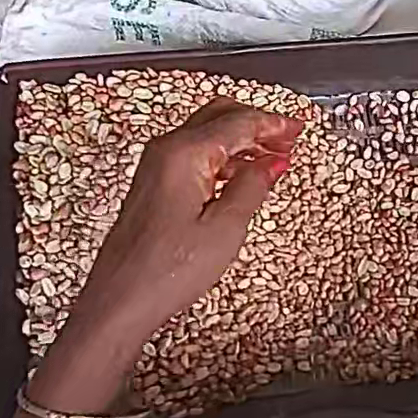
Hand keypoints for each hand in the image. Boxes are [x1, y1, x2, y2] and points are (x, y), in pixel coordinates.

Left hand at [71, 97, 303, 345]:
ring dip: (242, 139)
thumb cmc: (167, 271)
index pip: (239, 123)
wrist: (120, 300)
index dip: (273, 124)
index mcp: (185, 154)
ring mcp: (156, 167)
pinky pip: (195, 155)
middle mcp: (166, 151)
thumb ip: (253, 186)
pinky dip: (224, 156)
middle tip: (289, 137)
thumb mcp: (226, 228)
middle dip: (258, 123)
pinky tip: (241, 174)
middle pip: (220, 117)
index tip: (297, 128)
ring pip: (207, 134)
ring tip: (273, 158)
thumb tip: (272, 162)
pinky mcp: (153, 185)